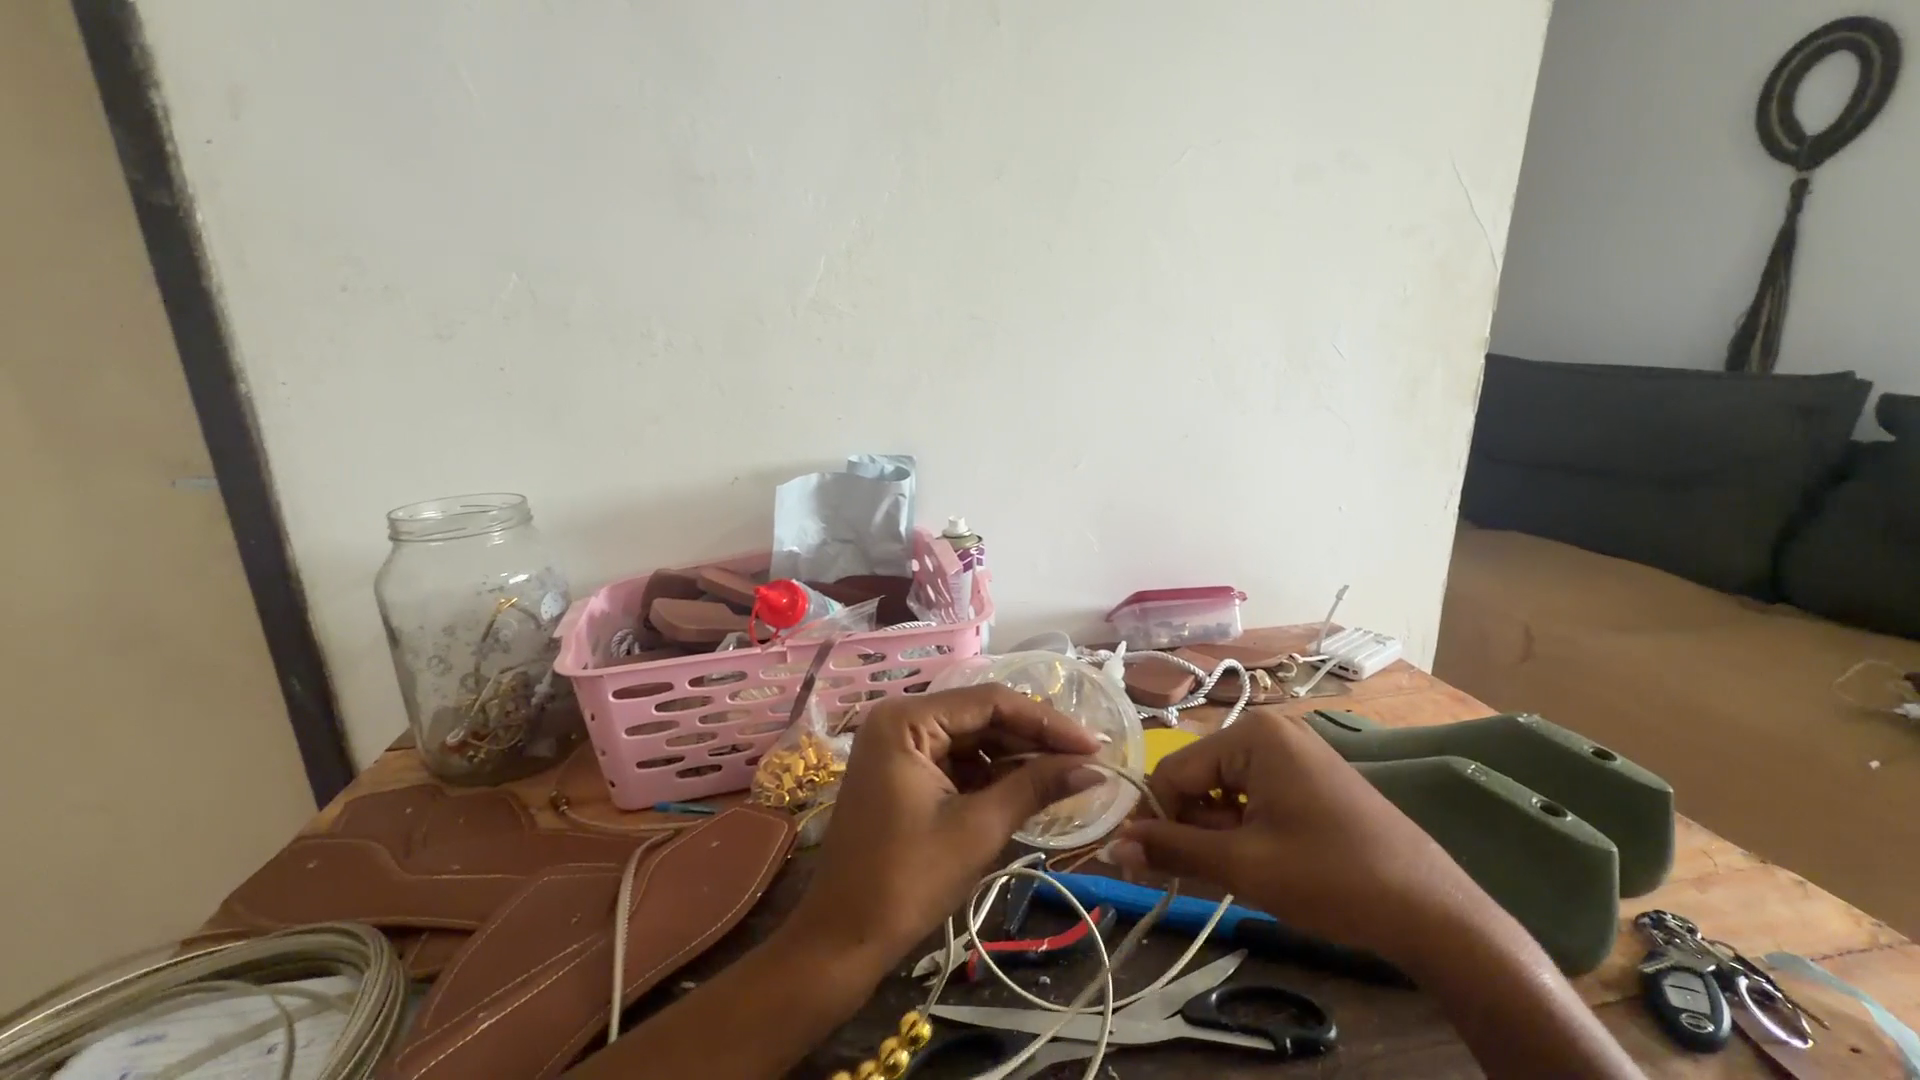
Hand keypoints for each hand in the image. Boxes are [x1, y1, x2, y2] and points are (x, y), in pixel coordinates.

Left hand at [785, 684, 1104, 967]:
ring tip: (1066, 775)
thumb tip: (1094, 766)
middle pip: (980, 715)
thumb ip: (1036, 786)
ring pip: (971, 739)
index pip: (990, 701)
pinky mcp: (901, 775)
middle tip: (1086, 761)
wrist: (844, 937)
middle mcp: (897, 720)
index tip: (1094, 744)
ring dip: (1016, 757)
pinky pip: (955, 761)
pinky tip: (1028, 788)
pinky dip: (990, 775)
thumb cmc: (909, 879)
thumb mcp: (980, 828)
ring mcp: (896, 748)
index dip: (1047, 722)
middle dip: (1033, 739)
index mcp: (905, 720)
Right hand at [1106, 713, 1484, 963]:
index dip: (1157, 819)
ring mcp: (1296, 756)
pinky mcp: (1313, 782)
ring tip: (1244, 873)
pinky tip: (1265, 864)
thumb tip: (1112, 847)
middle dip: (1193, 827)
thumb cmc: (1330, 876)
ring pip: (1225, 792)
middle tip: (1212, 874)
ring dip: (1219, 834)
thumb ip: (1172, 850)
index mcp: (1252, 735)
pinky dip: (1246, 831)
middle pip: (1198, 778)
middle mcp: (1272, 732)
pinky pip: (1256, 798)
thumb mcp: (1242, 865)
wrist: (1431, 910)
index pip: (1172, 770)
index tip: (1152, 864)